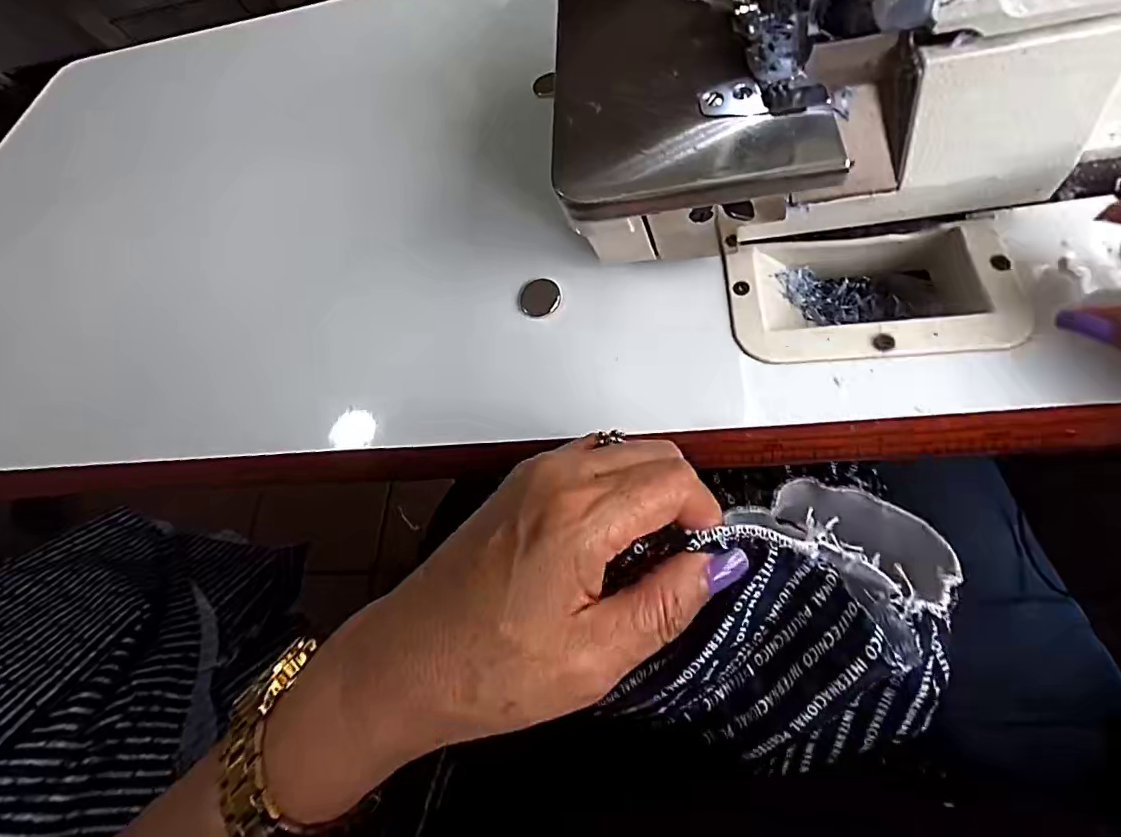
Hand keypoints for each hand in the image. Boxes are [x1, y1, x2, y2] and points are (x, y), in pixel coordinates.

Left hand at [258, 436, 742, 822]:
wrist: (403, 663)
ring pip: (630, 449)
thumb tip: (716, 565)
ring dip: (654, 487)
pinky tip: (610, 533)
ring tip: (644, 550)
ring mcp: (539, 470)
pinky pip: (597, 456)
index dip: (705, 513)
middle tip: (678, 556)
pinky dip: (622, 481)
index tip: (703, 555)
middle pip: (659, 454)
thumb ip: (666, 605)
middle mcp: (560, 476)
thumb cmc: (488, 671)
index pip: (675, 480)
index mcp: (579, 518)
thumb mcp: (594, 660)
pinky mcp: (525, 478)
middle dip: (684, 497)